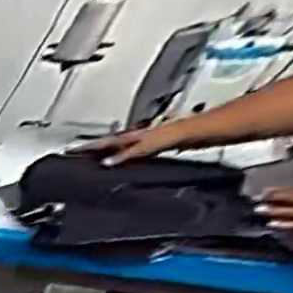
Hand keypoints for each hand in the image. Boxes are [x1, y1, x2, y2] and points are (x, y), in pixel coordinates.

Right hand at [70, 124, 189, 165]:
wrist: (221, 128)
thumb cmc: (194, 131)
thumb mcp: (158, 142)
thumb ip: (133, 152)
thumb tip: (107, 162)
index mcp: (141, 135)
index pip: (109, 142)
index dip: (90, 147)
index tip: (71, 152)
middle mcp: (145, 137)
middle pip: (113, 143)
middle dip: (94, 148)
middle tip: (76, 154)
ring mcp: (155, 142)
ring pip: (124, 147)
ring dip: (108, 153)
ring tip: (94, 160)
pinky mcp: (165, 149)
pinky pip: (136, 155)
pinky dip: (125, 160)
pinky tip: (124, 165)